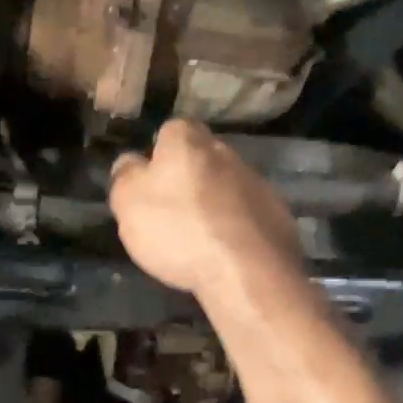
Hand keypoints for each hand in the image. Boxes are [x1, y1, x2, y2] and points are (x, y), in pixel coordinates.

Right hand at [109, 120, 302, 302]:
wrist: (246, 271)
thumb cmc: (178, 229)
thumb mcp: (128, 202)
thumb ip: (125, 175)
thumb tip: (131, 161)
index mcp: (188, 139)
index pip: (170, 131)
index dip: (157, 155)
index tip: (150, 183)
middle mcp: (226, 151)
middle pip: (201, 158)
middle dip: (188, 179)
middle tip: (171, 213)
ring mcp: (256, 182)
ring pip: (226, 186)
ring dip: (213, 204)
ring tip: (199, 238)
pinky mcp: (277, 213)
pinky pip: (247, 214)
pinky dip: (236, 226)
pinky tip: (225, 251)